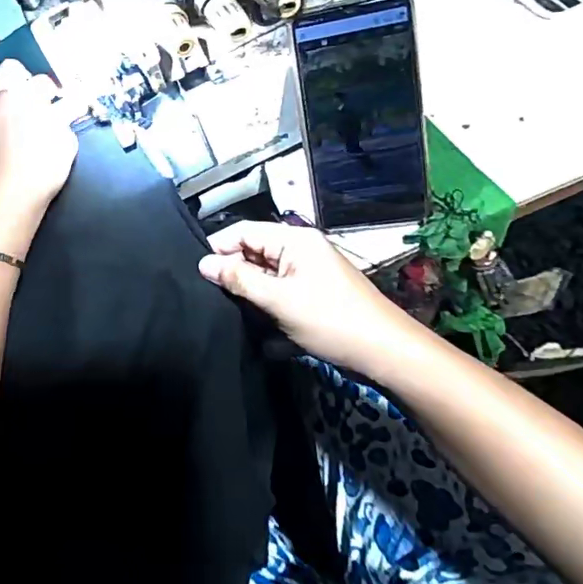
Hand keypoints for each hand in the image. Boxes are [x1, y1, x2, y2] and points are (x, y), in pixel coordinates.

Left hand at [0, 60, 79, 251]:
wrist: (4, 202)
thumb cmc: (41, 172)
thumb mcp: (66, 142)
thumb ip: (64, 119)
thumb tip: (67, 107)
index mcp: (25, 94)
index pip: (44, 81)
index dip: (55, 93)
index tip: (59, 106)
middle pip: (9, 68)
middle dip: (24, 79)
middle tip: (34, 101)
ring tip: (5, 104)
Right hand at [198, 221, 423, 371]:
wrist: (386, 351)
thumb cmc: (331, 320)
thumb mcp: (278, 301)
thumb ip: (238, 279)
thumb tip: (203, 263)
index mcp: (294, 239)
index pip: (243, 231)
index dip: (218, 249)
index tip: (197, 274)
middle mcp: (301, 248)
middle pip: (253, 250)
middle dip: (233, 272)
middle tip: (212, 297)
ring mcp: (309, 270)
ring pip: (265, 273)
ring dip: (250, 291)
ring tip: (232, 310)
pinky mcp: (314, 291)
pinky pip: (280, 289)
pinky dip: (268, 302)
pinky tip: (259, 322)